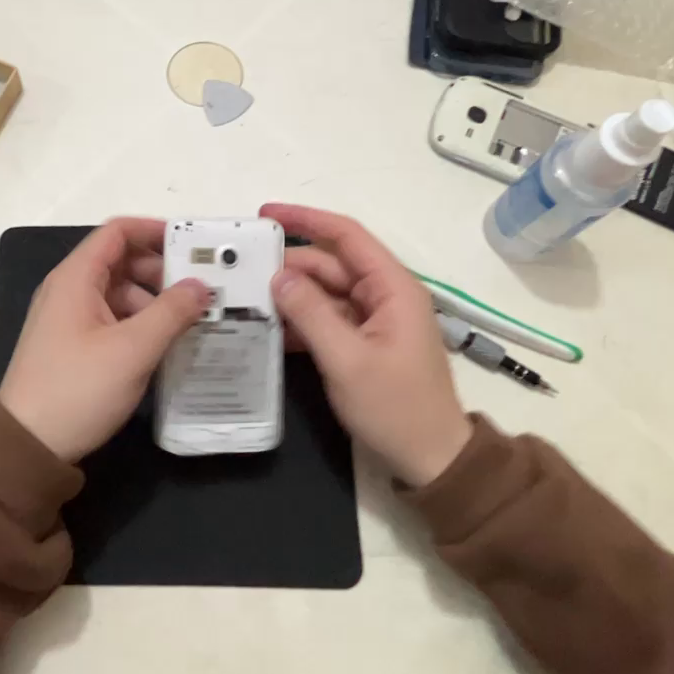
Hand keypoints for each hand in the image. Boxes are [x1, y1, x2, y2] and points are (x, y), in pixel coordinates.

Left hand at [0, 218, 210, 462]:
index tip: (192, 245)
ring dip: (153, 300)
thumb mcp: (132, 351)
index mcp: (76, 278)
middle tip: (199, 289)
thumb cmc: (77, 389)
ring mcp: (68, 318)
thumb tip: (202, 285)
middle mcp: (69, 290)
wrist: (27, 445)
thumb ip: (171, 313)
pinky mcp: (72, 345)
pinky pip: (111, 318)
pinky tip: (165, 344)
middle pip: (120, 261)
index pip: (117, 232)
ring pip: (118, 293)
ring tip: (189, 321)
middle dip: (161, 270)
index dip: (155, 231)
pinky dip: (139, 323)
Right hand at [262, 203, 471, 486]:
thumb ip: (310, 313)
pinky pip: (327, 318)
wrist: (432, 459)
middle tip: (242, 271)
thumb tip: (278, 276)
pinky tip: (268, 329)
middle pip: (330, 264)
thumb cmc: (395, 407)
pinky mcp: (364, 341)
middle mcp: (384, 294)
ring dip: (291, 294)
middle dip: (289, 264)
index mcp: (392, 287)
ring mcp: (374, 319)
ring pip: (324, 292)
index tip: (264, 215)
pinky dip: (300, 320)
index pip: (346, 236)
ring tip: (246, 298)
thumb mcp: (346, 360)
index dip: (306, 219)